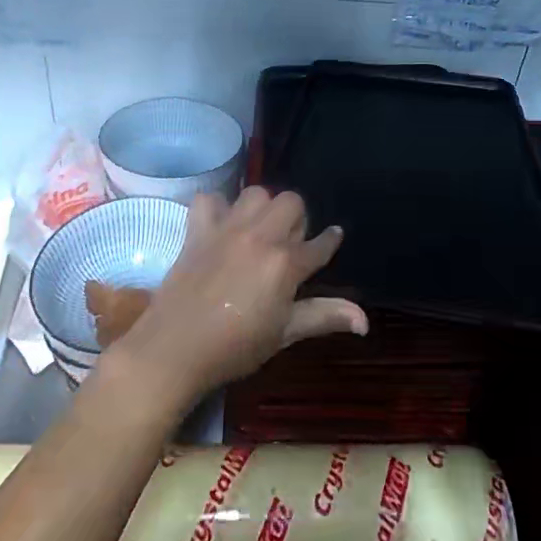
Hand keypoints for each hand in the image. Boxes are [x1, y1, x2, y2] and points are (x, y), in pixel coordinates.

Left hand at [111, 188, 366, 408]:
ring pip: (256, 193)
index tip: (333, 237)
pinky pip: (209, 199)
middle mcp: (259, 236)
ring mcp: (226, 228)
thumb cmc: (236, 347)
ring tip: (259, 231)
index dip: (330, 241)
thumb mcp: (284, 334)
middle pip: (291, 202)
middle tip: (289, 244)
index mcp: (285, 263)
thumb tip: (365, 320)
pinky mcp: (197, 229)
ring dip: (263, 207)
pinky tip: (221, 225)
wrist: (176, 347)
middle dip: (297, 219)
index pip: (319, 244)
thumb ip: (323, 316)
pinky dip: (217, 206)